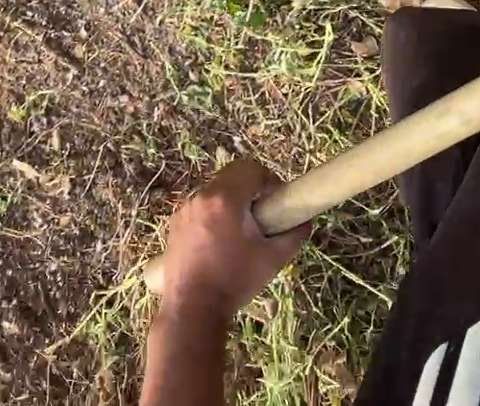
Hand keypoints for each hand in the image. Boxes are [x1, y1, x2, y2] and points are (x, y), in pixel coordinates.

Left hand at [156, 159, 308, 321]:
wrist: (191, 311)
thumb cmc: (234, 281)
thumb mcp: (273, 259)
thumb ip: (294, 235)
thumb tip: (305, 220)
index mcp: (226, 199)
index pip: (251, 168)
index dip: (268, 180)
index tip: (274, 201)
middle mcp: (202, 197)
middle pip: (231, 176)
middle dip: (249, 188)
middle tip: (261, 215)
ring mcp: (185, 210)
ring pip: (215, 190)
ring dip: (230, 200)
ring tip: (239, 231)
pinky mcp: (175, 224)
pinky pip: (200, 207)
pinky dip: (213, 214)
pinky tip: (218, 242)